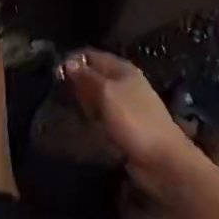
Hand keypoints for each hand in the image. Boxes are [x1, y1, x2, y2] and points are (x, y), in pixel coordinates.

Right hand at [61, 49, 196, 191]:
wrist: (164, 162)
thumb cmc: (135, 121)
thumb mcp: (106, 93)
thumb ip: (86, 77)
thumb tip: (67, 62)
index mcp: (122, 69)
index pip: (91, 55)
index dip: (72, 60)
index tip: (54, 73)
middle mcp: (124, 83)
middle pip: (93, 76)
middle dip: (76, 83)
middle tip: (58, 94)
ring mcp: (126, 106)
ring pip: (97, 98)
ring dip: (84, 104)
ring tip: (66, 110)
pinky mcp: (126, 127)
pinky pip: (103, 117)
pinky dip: (93, 120)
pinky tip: (83, 126)